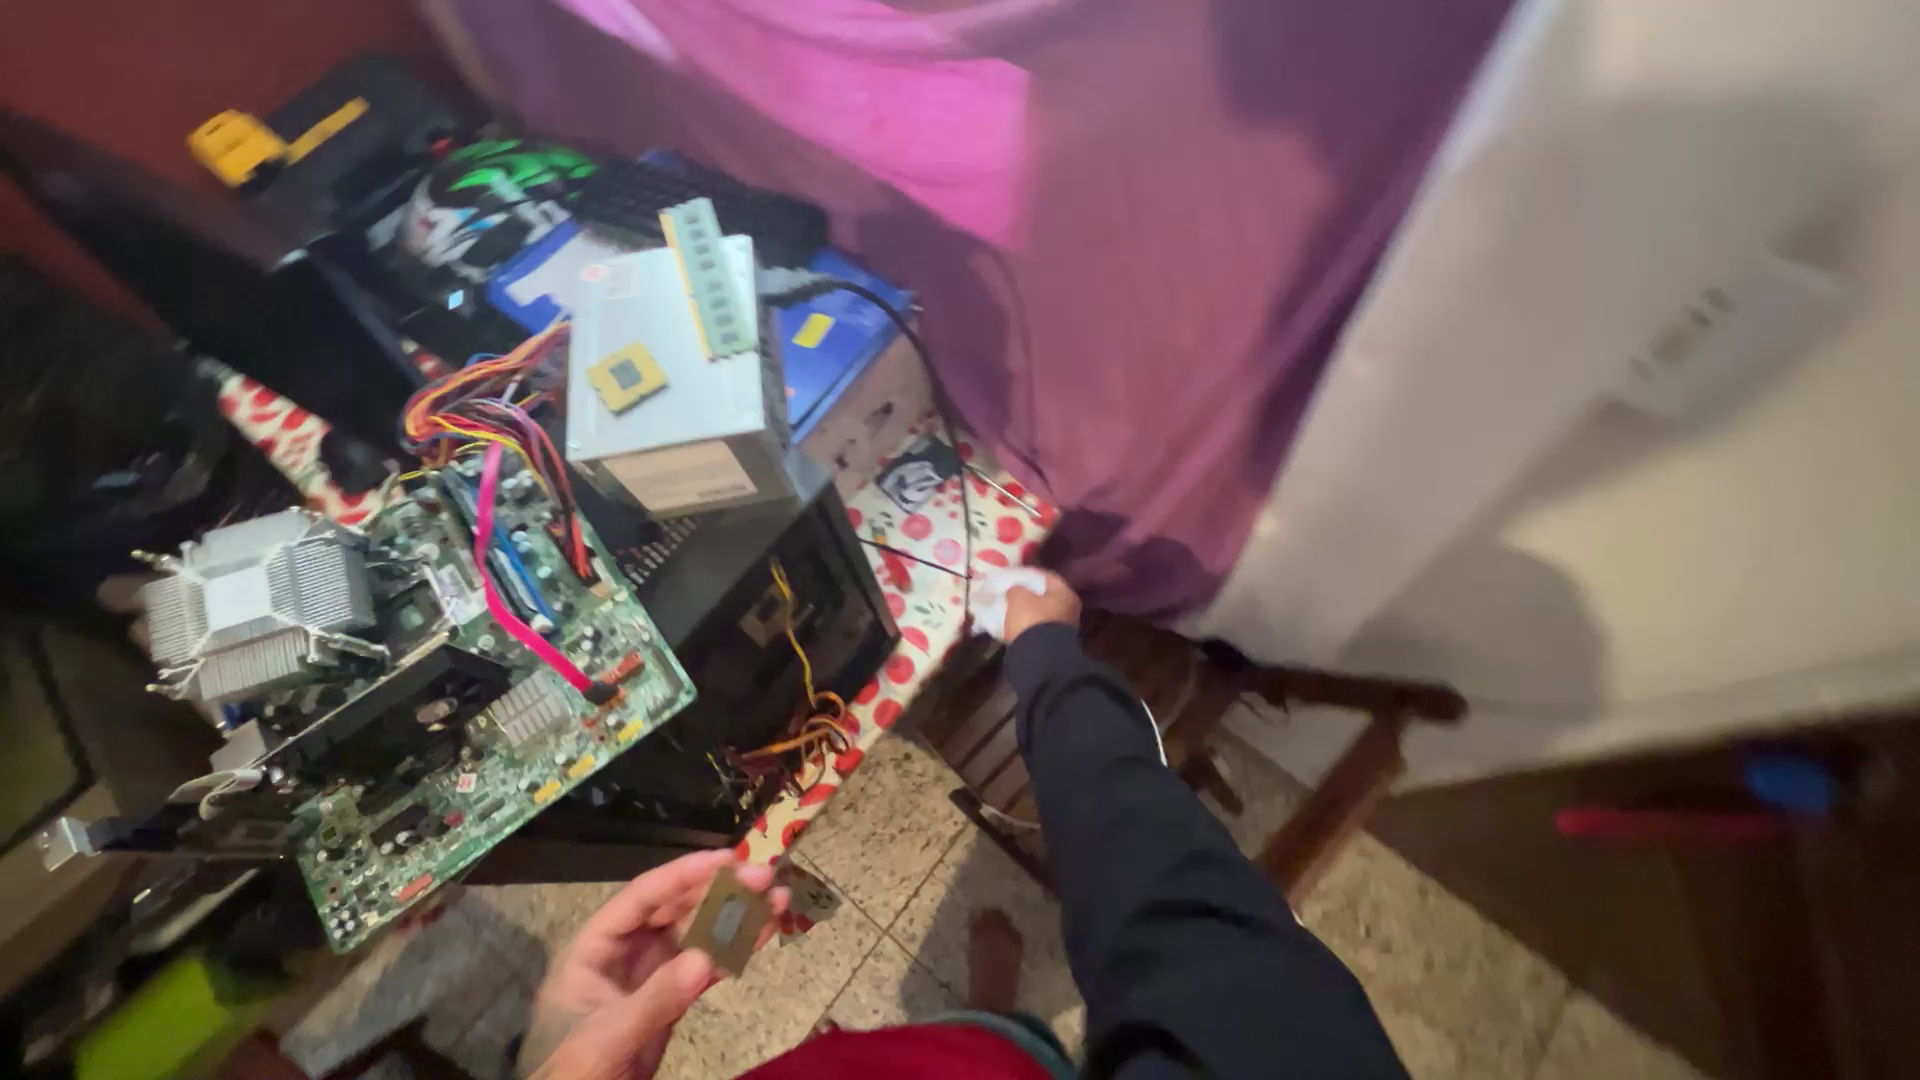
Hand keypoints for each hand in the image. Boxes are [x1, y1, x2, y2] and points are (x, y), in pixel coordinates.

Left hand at [520, 850, 789, 1078]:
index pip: (641, 898)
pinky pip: (708, 965)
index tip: (726, 859)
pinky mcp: (673, 998)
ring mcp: (651, 975)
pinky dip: (736, 950)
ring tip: (778, 898)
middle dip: (720, 891)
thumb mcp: (606, 1040)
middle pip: (676, 908)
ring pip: (698, 933)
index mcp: (594, 948)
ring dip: (736, 916)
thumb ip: (655, 999)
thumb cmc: (572, 1078)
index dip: (683, 874)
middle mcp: (625, 951)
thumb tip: (706, 958)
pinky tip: (765, 933)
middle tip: (763, 876)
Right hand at [1002, 570, 1081, 644]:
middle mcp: (1071, 608)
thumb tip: (1015, 590)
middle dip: (1031, 594)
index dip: (1030, 574)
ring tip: (1013, 609)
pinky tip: (1018, 624)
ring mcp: (1066, 627)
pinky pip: (1041, 627)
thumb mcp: (1019, 598)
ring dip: (1031, 610)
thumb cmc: (1031, 619)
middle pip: (1047, 596)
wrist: (1039, 657)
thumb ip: (1017, 589)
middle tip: (1014, 592)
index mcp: (1066, 593)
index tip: (1015, 575)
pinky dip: (1031, 624)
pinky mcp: (1056, 642)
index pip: (1047, 576)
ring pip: (1045, 612)